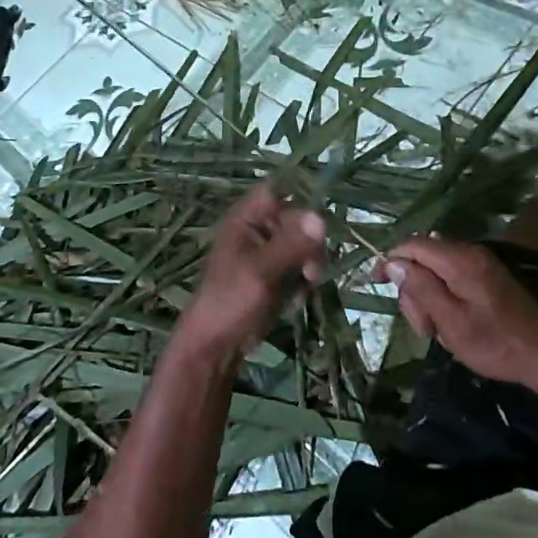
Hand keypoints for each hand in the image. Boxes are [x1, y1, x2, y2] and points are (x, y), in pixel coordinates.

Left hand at [175, 182, 326, 365]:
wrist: (216, 346)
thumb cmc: (229, 302)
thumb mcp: (261, 271)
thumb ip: (291, 244)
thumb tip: (321, 218)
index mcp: (245, 219)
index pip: (277, 190)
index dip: (298, 201)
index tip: (317, 225)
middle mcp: (258, 230)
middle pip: (298, 219)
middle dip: (310, 244)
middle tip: (310, 271)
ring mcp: (268, 253)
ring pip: (304, 245)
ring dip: (308, 267)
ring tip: (300, 288)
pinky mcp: (276, 275)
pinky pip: (301, 268)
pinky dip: (301, 283)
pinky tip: (293, 300)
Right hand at [377, 236, 537, 392]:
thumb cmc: (496, 344)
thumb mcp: (451, 322)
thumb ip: (421, 288)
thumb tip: (393, 262)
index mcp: (461, 260)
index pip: (412, 245)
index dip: (389, 260)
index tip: (374, 283)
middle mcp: (470, 253)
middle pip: (422, 258)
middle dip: (413, 290)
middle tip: (424, 327)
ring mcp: (480, 265)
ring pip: (434, 271)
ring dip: (428, 300)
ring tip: (439, 332)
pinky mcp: (487, 278)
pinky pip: (451, 279)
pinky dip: (442, 300)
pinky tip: (451, 325)